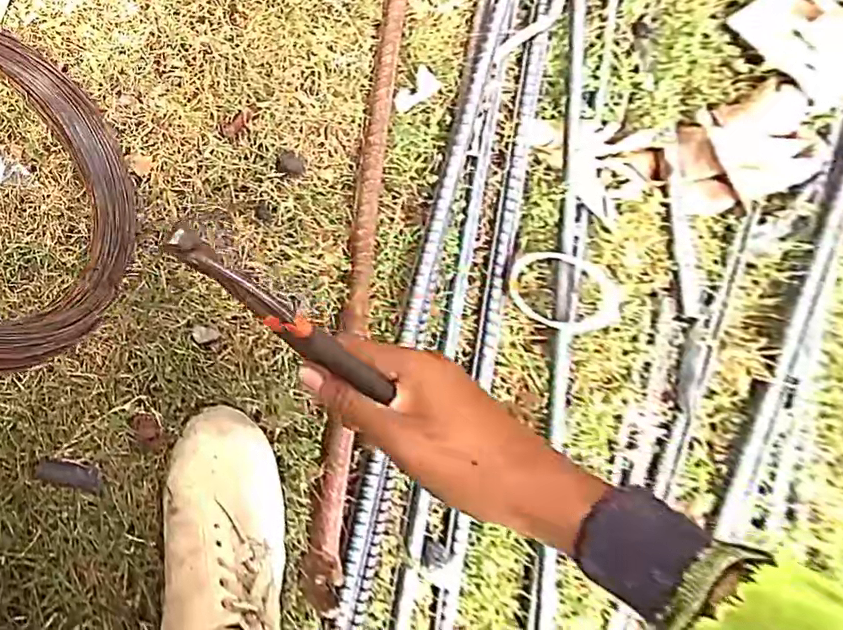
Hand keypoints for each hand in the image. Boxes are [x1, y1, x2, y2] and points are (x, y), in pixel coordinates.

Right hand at [300, 336, 608, 551]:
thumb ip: (351, 405)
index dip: (322, 358)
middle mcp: (427, 364)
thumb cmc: (471, 466)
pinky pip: (409, 399)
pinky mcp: (454, 403)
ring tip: (389, 448)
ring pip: (388, 387)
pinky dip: (398, 419)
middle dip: (354, 395)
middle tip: (359, 432)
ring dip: (376, 412)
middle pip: (368, 366)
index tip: (300, 369)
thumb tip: (309, 374)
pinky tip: (411, 450)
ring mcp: (443, 383)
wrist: (542, 496)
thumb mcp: (399, 439)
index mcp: (412, 364)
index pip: (351, 346)